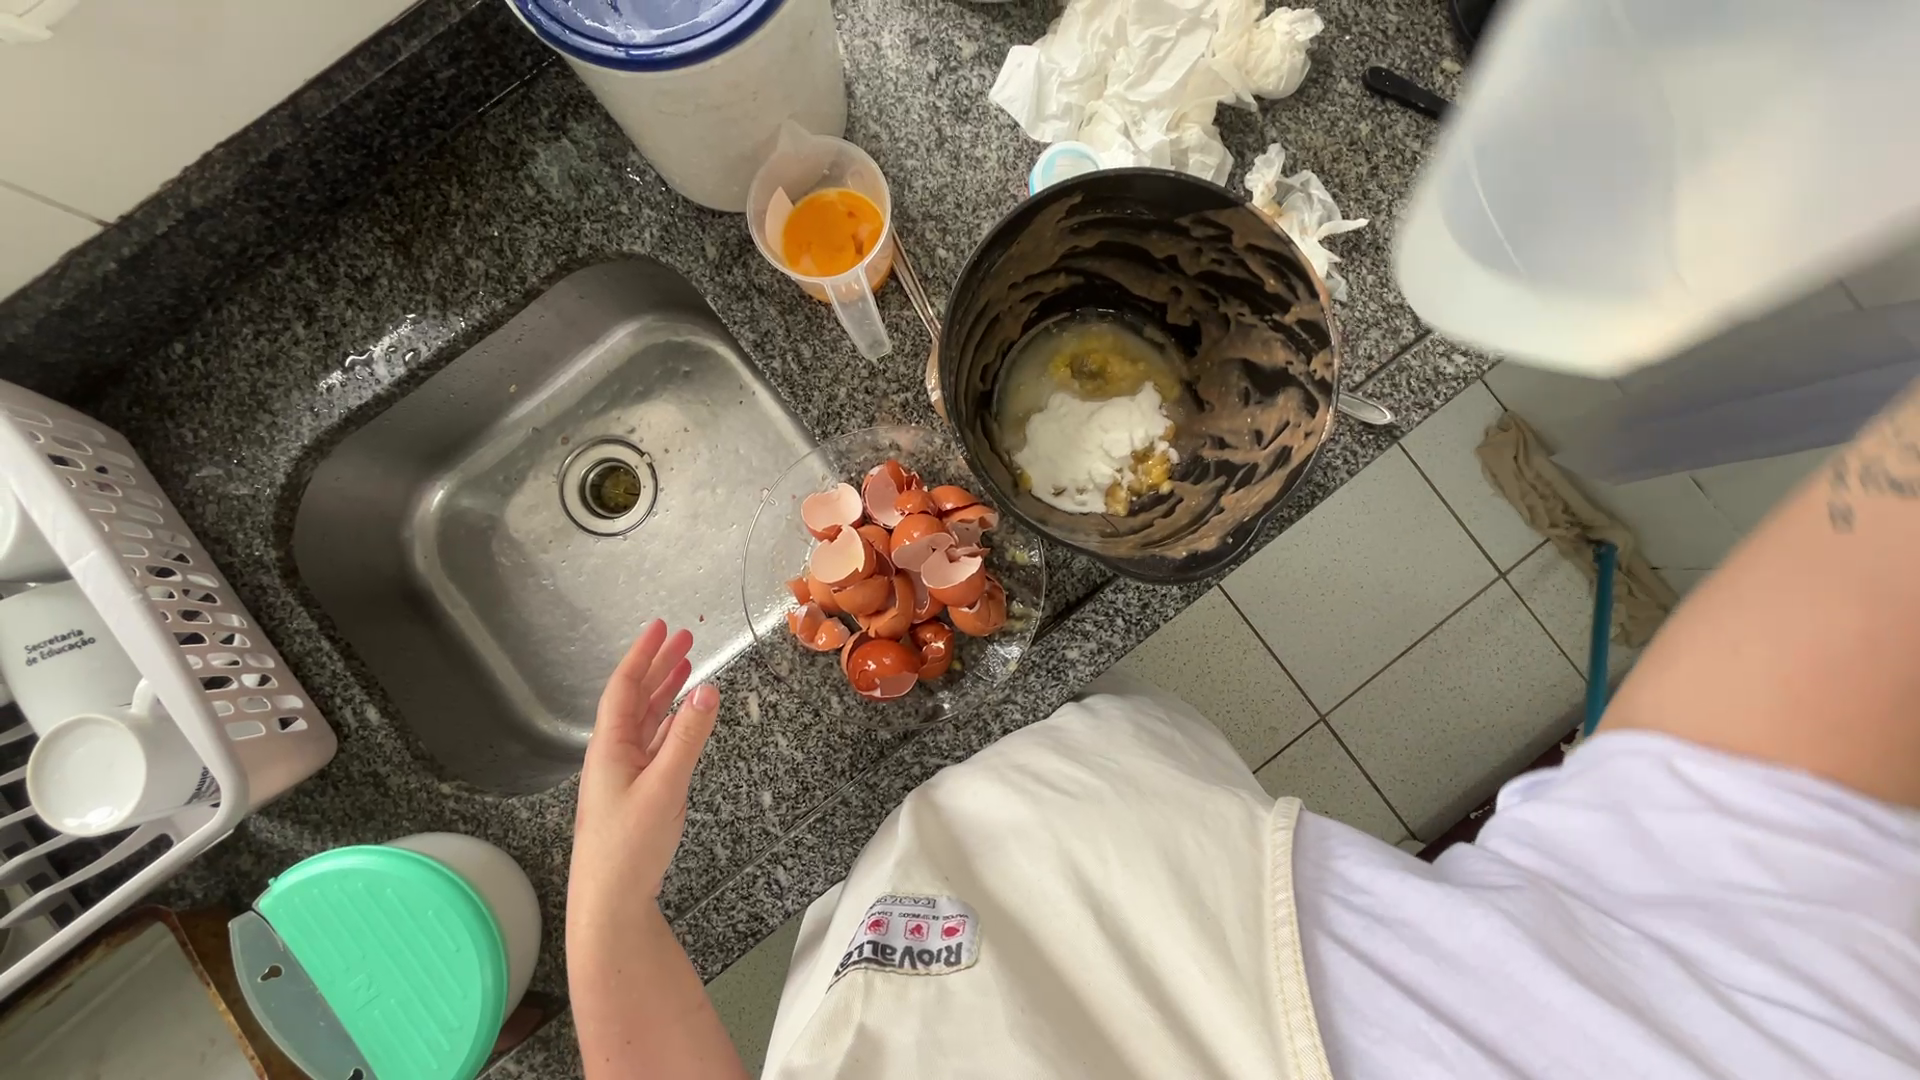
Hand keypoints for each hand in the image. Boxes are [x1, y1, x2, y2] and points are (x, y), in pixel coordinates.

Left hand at [568, 620, 719, 936]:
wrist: (610, 903)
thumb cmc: (629, 845)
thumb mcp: (665, 786)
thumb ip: (688, 737)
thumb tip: (708, 689)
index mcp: (610, 747)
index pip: (624, 687)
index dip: (643, 655)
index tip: (662, 627)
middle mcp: (614, 754)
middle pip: (635, 698)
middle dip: (658, 666)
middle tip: (684, 639)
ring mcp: (625, 773)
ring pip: (645, 720)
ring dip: (664, 691)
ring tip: (685, 668)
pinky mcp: (638, 792)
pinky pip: (655, 743)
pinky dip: (671, 723)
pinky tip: (684, 717)